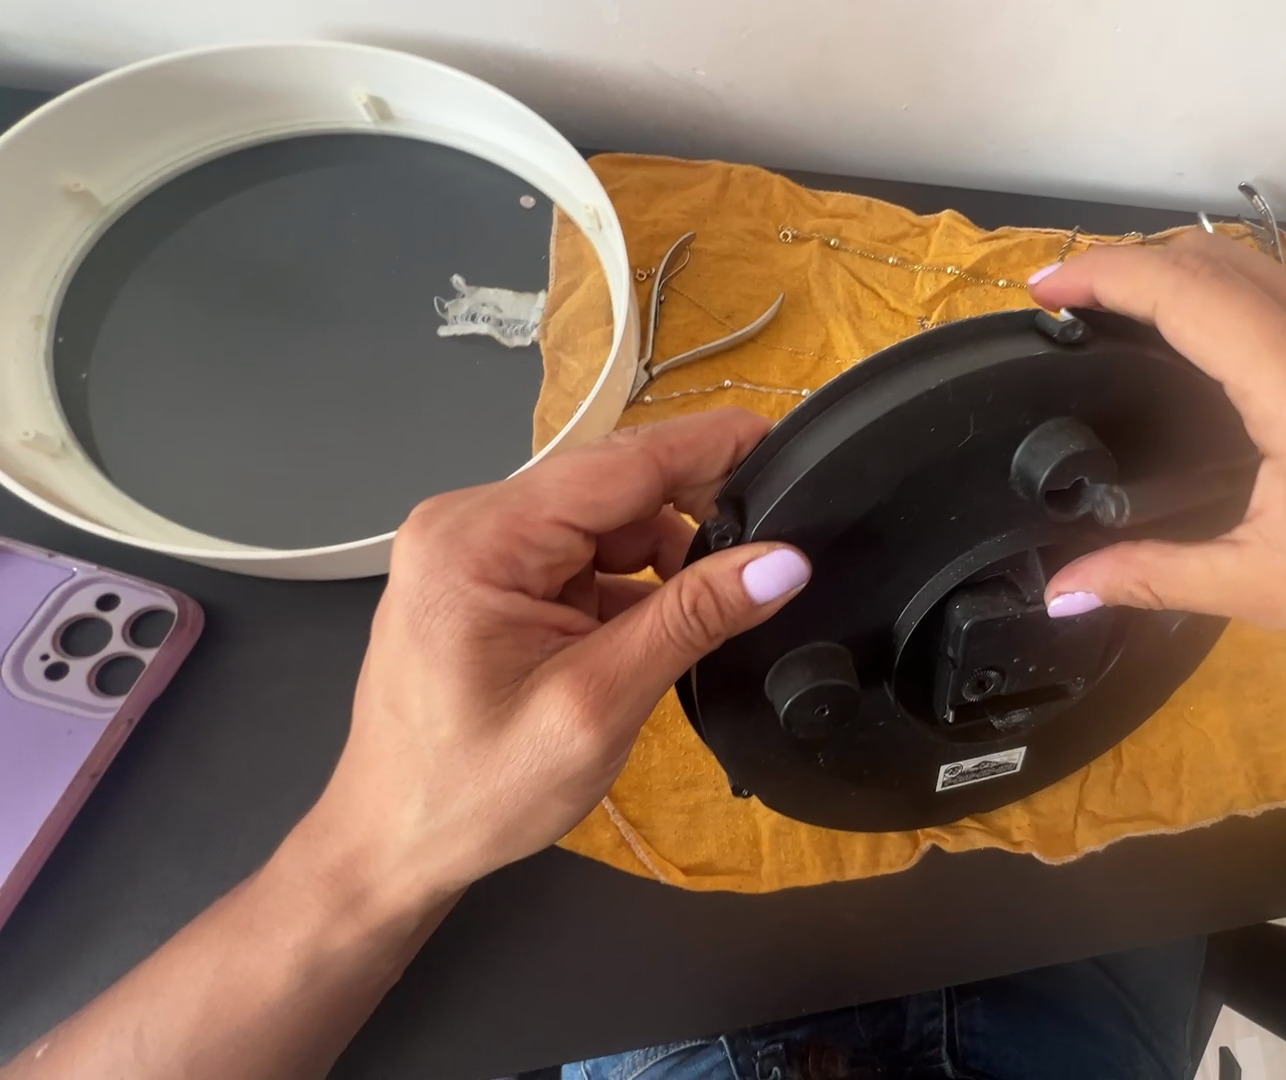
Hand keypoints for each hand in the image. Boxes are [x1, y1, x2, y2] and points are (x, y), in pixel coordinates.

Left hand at [297, 411, 809, 907]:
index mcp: (483, 539)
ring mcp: (486, 547)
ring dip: (671, 550)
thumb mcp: (602, 700)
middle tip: (771, 539)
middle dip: (697, 503)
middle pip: (617, 482)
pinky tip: (666, 615)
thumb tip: (786, 563)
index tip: (783, 439)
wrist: (394, 847)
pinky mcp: (503, 576)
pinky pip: (595, 550)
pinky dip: (643, 575)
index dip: (710, 446)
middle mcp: (477, 522)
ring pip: (614, 517)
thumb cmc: (479, 789)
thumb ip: (695, 618)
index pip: (623, 464)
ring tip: (713, 603)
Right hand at [1032, 234, 1285, 709]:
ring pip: (1258, 266)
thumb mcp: (1259, 586)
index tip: (1043, 289)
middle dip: (1131, 261)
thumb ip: (1147, 576)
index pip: (1188, 293)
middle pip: (1217, 258)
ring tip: (1116, 307)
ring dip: (1179, 270)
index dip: (1106, 276)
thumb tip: (1059, 594)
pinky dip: (1224, 291)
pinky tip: (1198, 333)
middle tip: (1065, 298)